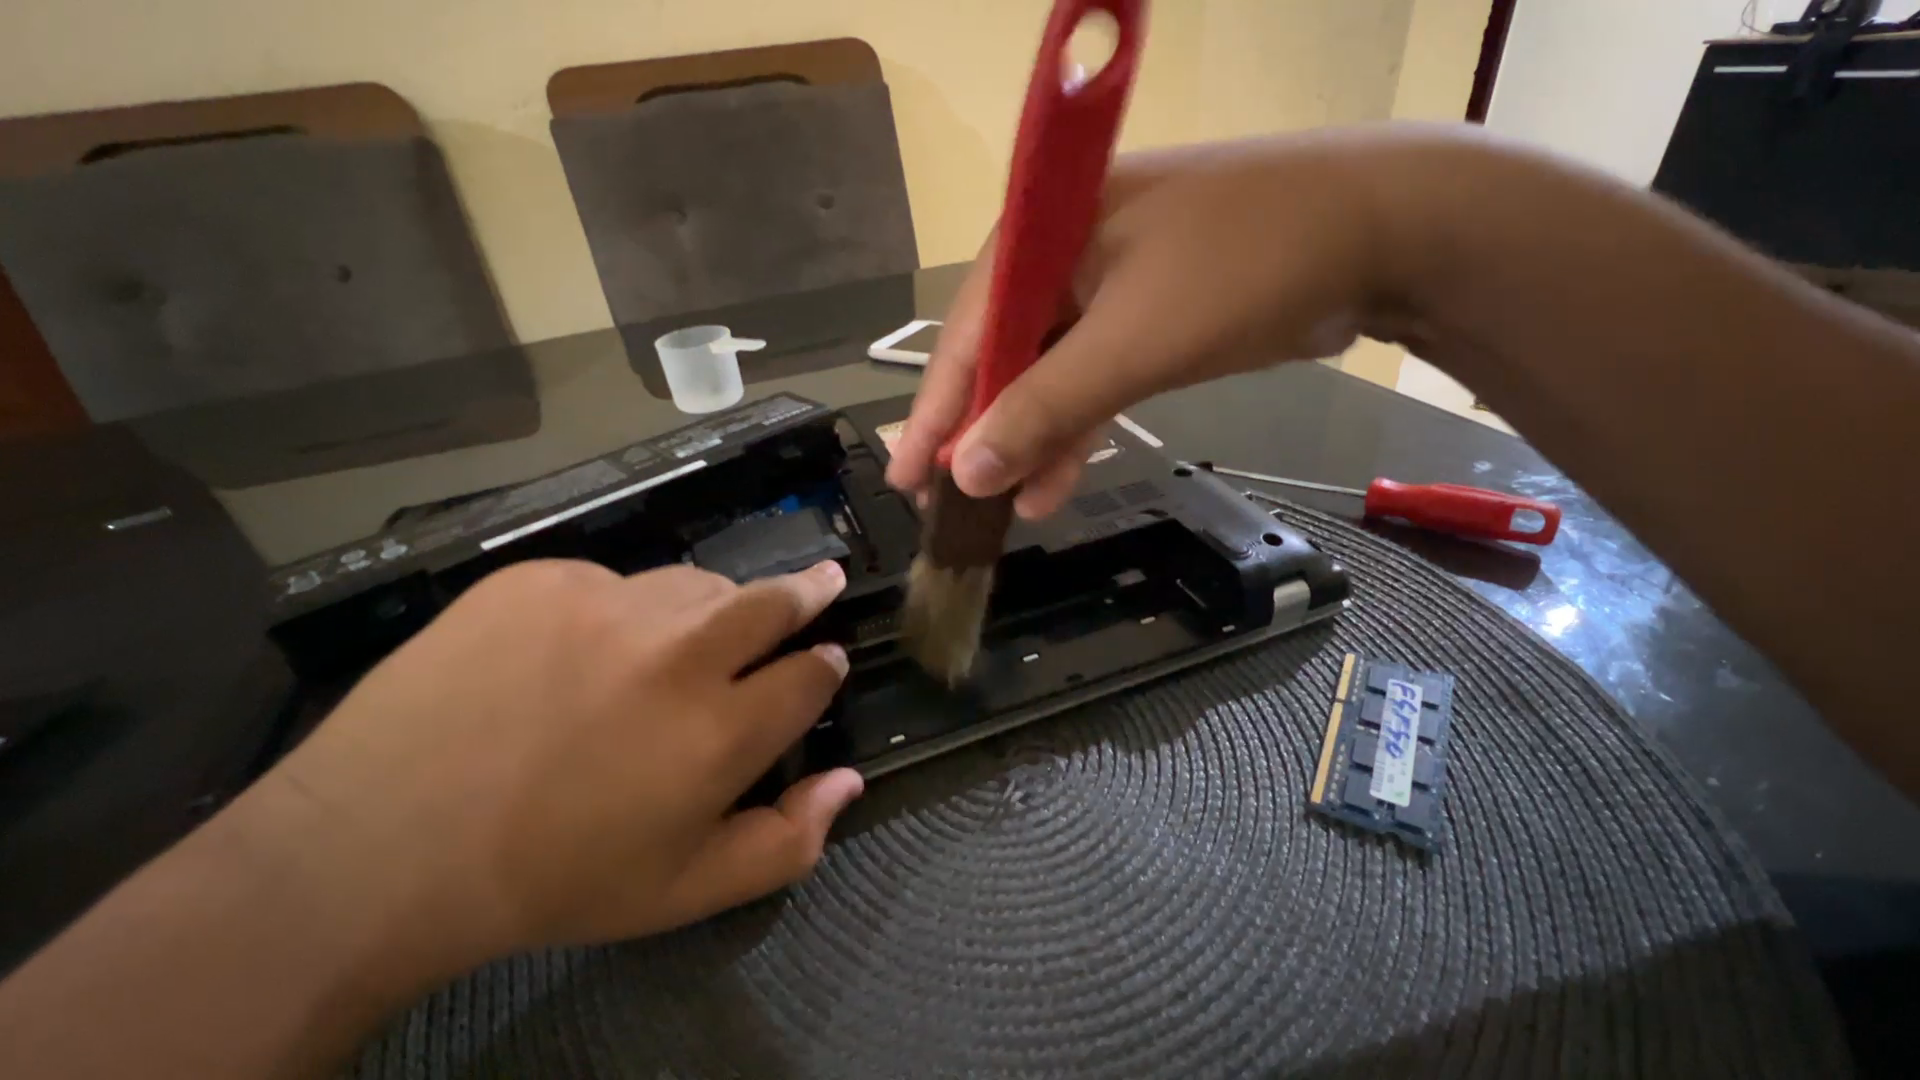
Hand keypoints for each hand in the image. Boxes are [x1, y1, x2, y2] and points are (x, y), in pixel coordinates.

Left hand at [254, 558, 861, 960]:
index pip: (810, 673)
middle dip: (806, 591)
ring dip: (711, 606)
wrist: (380, 848)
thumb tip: (847, 781)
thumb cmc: (550, 881)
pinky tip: (580, 652)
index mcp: (720, 731)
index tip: (822, 663)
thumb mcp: (682, 893)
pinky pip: (609, 583)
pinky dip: (618, 610)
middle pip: (772, 599)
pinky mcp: (540, 580)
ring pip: (693, 584)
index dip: (824, 666)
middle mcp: (677, 652)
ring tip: (689, 636)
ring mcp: (606, 605)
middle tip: (819, 583)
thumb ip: (785, 843)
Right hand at [885, 132, 1402, 517]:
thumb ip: (1045, 408)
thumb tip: (966, 472)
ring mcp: (1106, 286)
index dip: (934, 413)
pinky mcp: (1145, 315)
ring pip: (1047, 375)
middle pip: (1000, 358)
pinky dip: (1079, 427)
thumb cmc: (1242, 268)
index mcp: (1041, 235)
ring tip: (1011, 509)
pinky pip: (1093, 377)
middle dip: (981, 434)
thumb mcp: (1133, 343)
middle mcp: (1060, 255)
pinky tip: (1059, 480)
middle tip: (948, 505)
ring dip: (1032, 442)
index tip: (907, 480)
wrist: (1380, 231)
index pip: (964, 335)